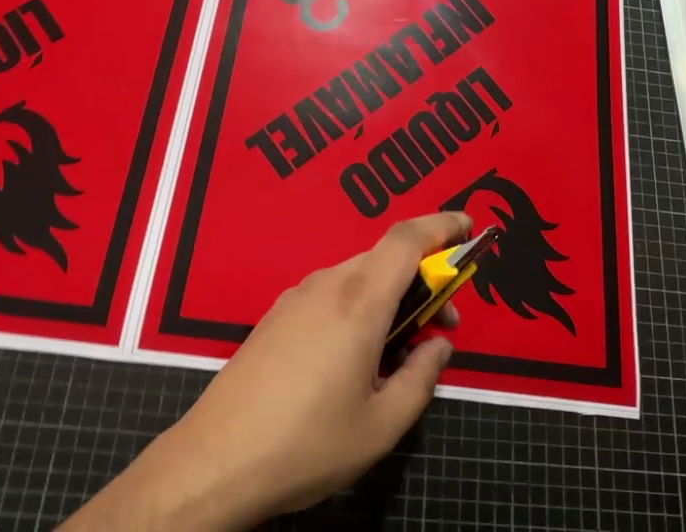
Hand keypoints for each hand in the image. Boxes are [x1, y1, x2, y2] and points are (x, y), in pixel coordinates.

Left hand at [62, 212, 469, 530]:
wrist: (215, 462)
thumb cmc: (308, 444)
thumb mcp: (382, 424)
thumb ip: (421, 376)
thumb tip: (440, 344)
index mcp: (359, 302)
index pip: (407, 239)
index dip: (442, 225)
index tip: (470, 226)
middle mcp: (326, 286)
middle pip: (384, 259)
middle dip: (423, 279)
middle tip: (444, 324)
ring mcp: (295, 299)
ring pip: (357, 278)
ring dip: (391, 296)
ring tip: (403, 348)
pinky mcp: (275, 318)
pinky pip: (331, 295)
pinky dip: (360, 307)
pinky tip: (359, 355)